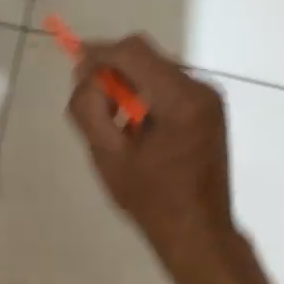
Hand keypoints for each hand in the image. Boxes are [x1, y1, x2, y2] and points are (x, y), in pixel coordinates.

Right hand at [65, 34, 234, 246]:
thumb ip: (88, 108)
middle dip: (113, 72)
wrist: (198, 231)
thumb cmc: (151, 199)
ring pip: (156, 70)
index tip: (74, 64)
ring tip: (115, 124)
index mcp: (180, 99)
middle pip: (145, 57)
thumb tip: (84, 73)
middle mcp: (201, 89)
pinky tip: (137, 130)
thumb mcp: (107, 155)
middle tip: (92, 105)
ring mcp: (209, 99)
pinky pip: (169, 87)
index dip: (98, 52)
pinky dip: (146, 97)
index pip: (133, 51)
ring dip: (129, 86)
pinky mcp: (209, 110)